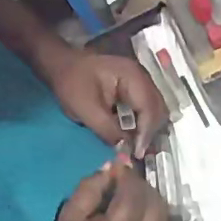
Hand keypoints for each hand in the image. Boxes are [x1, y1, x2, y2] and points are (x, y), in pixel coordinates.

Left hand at [44, 47, 167, 158]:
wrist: (62, 67)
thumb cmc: (71, 84)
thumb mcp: (86, 110)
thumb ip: (108, 131)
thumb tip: (126, 154)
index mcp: (131, 76)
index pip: (149, 108)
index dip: (146, 133)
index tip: (137, 153)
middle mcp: (142, 78)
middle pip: (158, 110)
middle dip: (150, 133)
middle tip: (137, 152)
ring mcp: (142, 83)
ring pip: (157, 112)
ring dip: (149, 131)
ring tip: (136, 147)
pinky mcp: (138, 90)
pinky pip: (149, 111)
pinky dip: (144, 126)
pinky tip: (135, 138)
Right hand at [48, 159, 167, 220]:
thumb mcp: (69, 217)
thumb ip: (89, 189)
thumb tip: (111, 168)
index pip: (132, 195)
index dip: (127, 176)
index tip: (118, 168)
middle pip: (153, 201)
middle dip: (140, 184)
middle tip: (125, 181)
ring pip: (162, 212)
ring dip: (150, 196)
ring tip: (133, 194)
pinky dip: (155, 212)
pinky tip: (141, 209)